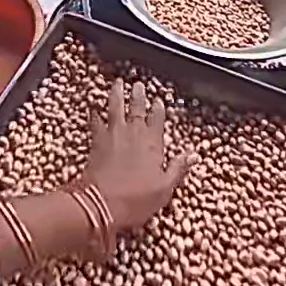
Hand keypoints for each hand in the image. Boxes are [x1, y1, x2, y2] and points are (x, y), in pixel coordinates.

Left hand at [79, 79, 196, 231]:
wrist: (102, 202)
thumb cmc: (137, 199)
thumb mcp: (165, 188)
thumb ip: (178, 168)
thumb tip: (193, 154)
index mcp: (153, 142)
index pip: (157, 119)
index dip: (158, 109)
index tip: (158, 100)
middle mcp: (134, 132)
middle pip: (137, 108)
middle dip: (138, 95)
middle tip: (138, 84)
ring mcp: (113, 133)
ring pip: (115, 107)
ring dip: (117, 93)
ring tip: (118, 83)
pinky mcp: (97, 139)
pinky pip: (95, 120)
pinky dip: (94, 112)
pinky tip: (93, 106)